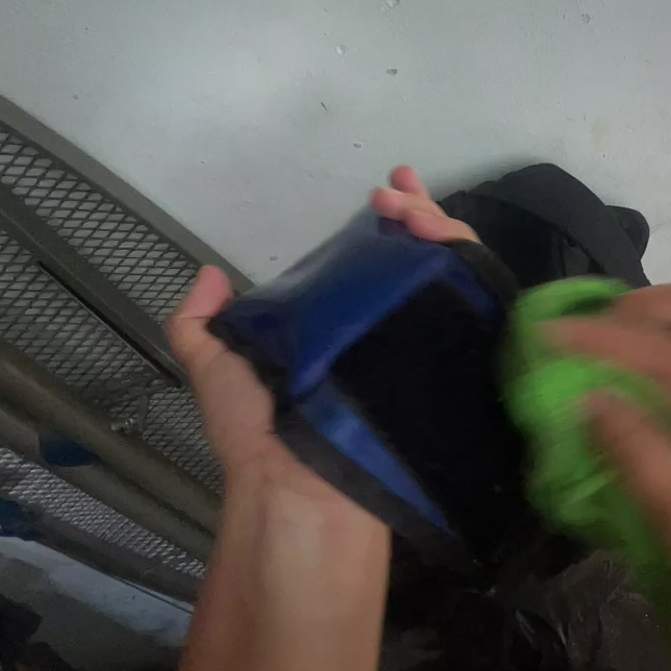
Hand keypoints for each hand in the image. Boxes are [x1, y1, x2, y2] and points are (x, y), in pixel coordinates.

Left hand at [165, 164, 474, 500]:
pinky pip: (470, 302)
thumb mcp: (215, 367)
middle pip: (422, 253)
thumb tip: (210, 274)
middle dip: (419, 210)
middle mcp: (391, 323)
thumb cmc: (259, 427)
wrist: (301, 481)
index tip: (384, 189)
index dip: (388, 220)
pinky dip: (469, 262)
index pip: (376, 257)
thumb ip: (200, 325)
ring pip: (451, 268)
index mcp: (346, 319)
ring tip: (418, 210)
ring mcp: (424, 337)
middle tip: (399, 194)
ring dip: (442, 227)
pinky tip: (452, 240)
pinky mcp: (449, 354)